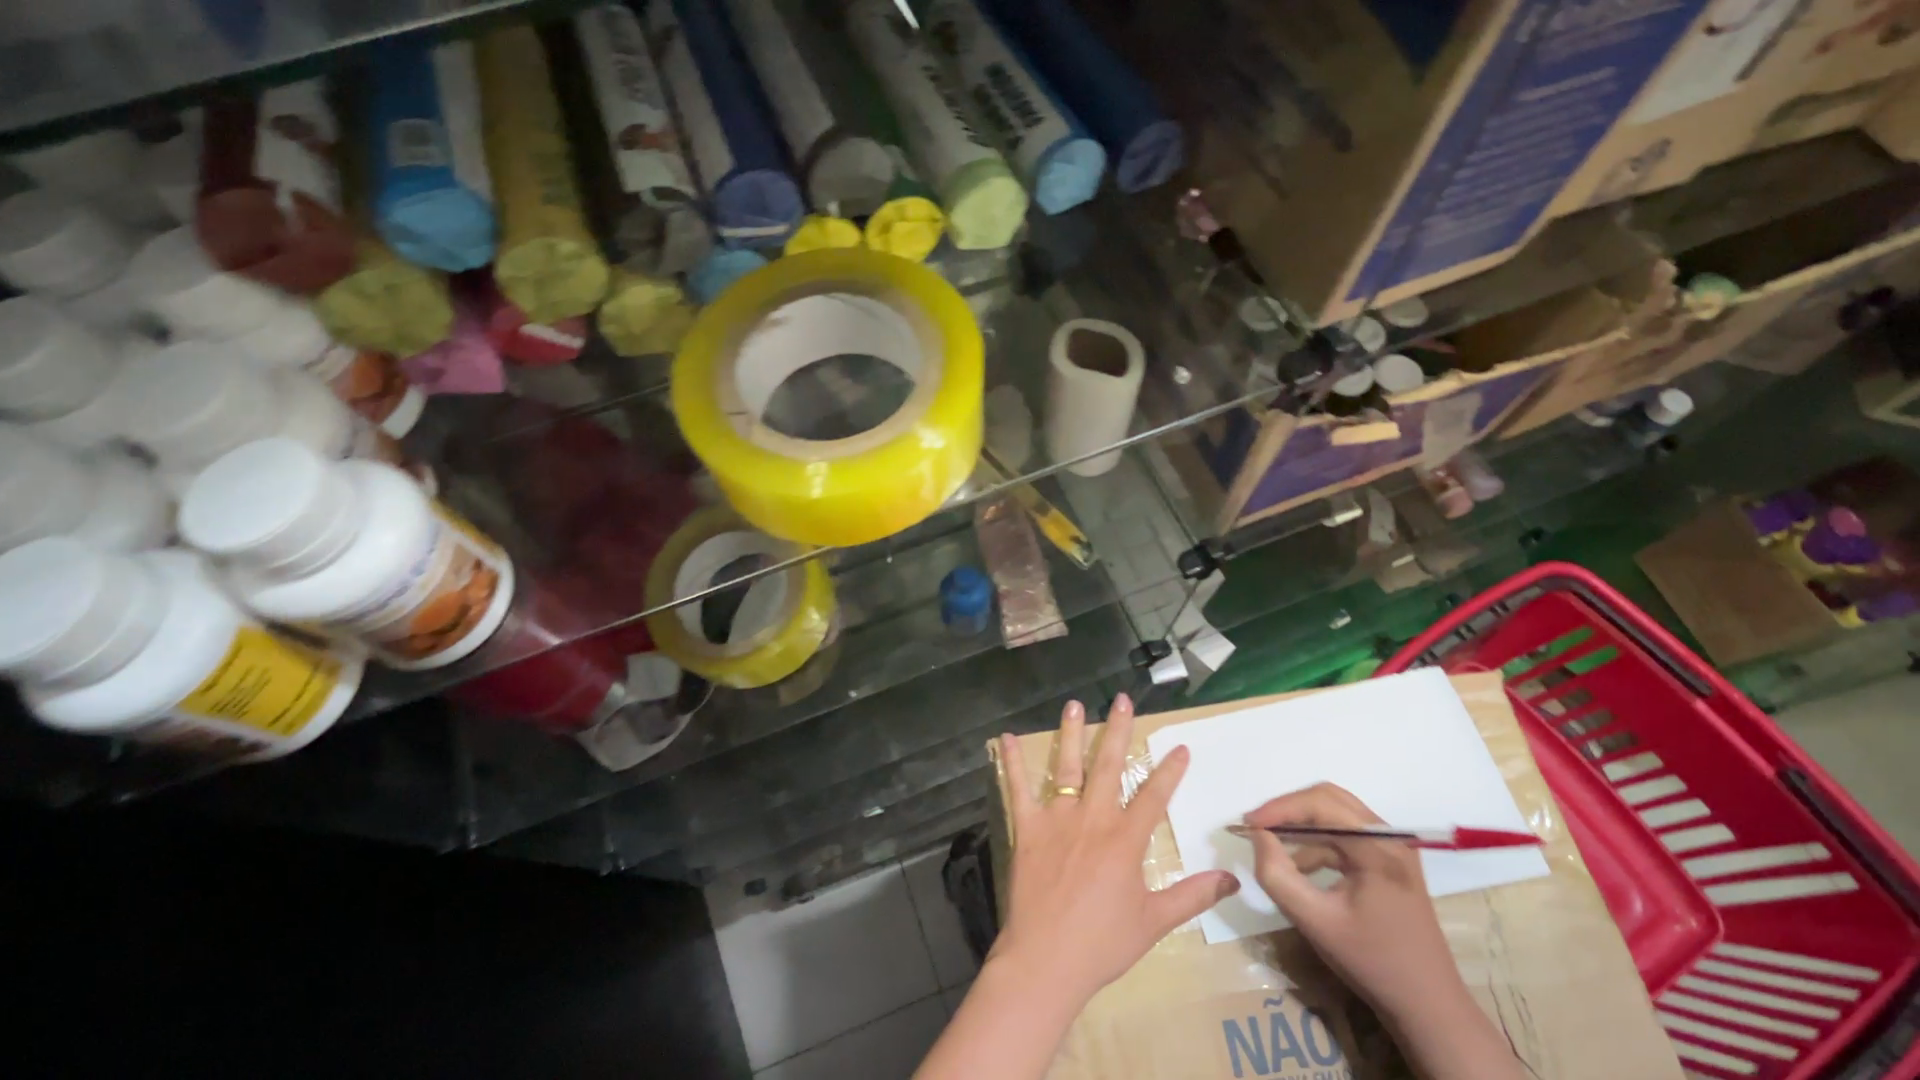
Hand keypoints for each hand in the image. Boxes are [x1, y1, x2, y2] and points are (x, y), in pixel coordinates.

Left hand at [993, 695, 1240, 1003]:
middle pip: (1108, 766)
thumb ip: (1192, 895)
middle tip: (1122, 699)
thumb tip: (1232, 880)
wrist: (1046, 960)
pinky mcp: (1026, 830)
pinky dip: (1012, 764)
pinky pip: (1017, 790)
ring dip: (1071, 734)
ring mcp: (1056, 821)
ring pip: (1066, 768)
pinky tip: (1005, 739)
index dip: (1170, 770)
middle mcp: (1092, 819)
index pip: (1154, 796)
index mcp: (1125, 841)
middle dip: (1117, 731)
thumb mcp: (1155, 922)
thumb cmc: (1102, 943)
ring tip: (1075, 704)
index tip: (1180, 746)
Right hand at [1244, 783, 1464, 1019]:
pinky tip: (1299, 868)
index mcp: (1380, 846)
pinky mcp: (1390, 863)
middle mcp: (1391, 837)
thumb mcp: (1314, 920)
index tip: (1246, 826)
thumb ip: (1278, 874)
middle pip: (1330, 800)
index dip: (1279, 809)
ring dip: (1302, 828)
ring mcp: (1394, 849)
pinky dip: (1317, 845)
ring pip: (1337, 816)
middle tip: (1256, 830)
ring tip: (1271, 848)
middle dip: (1289, 811)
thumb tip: (1257, 836)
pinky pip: (1346, 838)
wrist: (1426, 1004)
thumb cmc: (1371, 961)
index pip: (1321, 804)